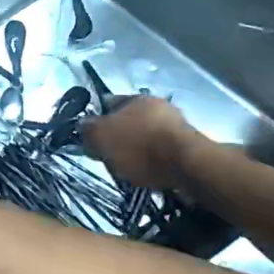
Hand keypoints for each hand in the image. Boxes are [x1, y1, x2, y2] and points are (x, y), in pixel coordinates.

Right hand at [81, 96, 203, 190]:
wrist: (189, 168)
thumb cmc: (139, 146)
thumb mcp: (100, 136)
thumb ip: (88, 129)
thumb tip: (83, 126)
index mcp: (137, 98)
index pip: (108, 103)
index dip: (96, 119)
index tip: (90, 137)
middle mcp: (160, 107)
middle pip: (129, 122)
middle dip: (118, 137)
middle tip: (108, 155)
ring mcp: (178, 128)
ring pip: (146, 139)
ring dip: (137, 152)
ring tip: (128, 169)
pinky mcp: (190, 150)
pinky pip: (162, 155)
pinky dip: (153, 163)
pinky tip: (147, 175)